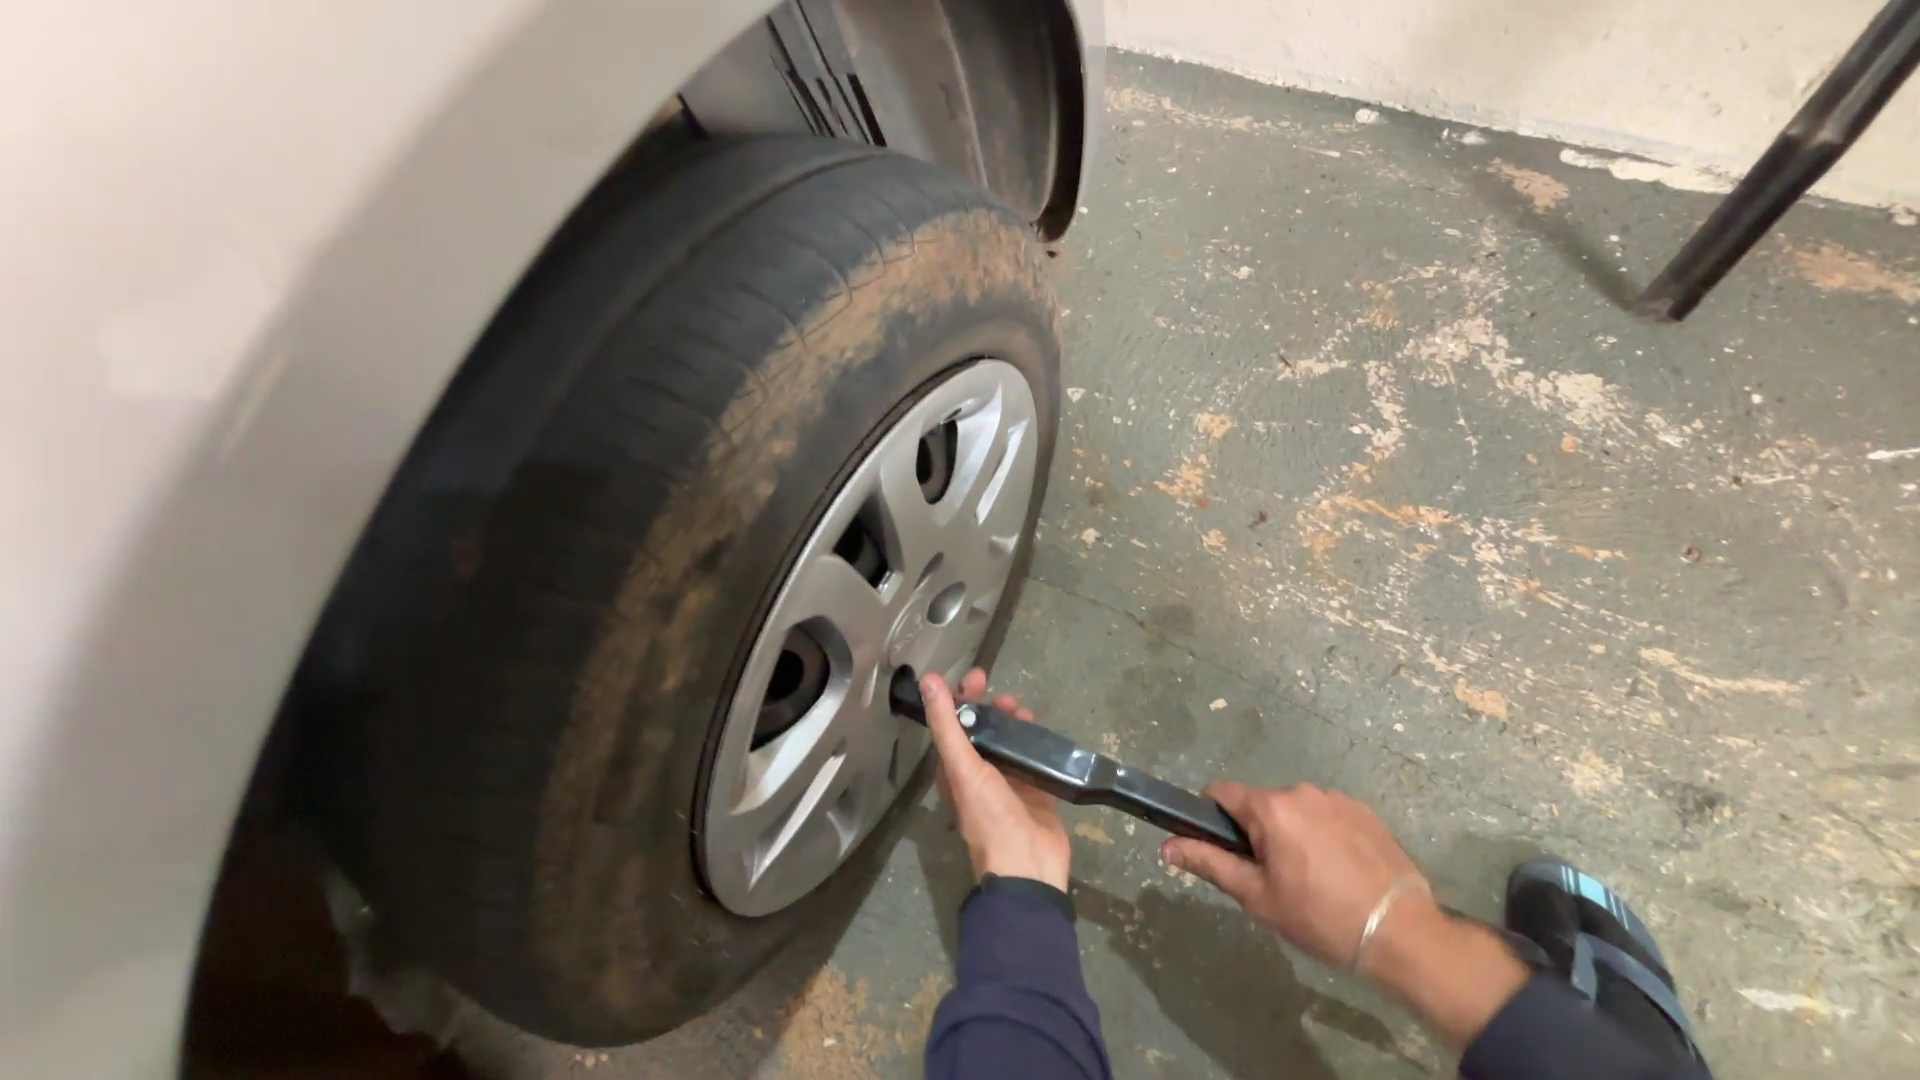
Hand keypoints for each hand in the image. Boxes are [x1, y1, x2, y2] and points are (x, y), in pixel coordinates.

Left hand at [921, 670, 1070, 890]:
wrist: (1027, 865)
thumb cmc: (989, 817)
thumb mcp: (962, 768)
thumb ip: (947, 725)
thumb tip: (928, 681)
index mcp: (954, 772)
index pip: (953, 726)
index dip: (960, 700)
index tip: (975, 676)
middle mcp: (979, 775)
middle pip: (981, 732)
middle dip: (988, 707)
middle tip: (1002, 690)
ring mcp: (1009, 782)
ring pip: (1007, 742)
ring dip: (1011, 722)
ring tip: (1021, 708)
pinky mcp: (1035, 790)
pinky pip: (1033, 757)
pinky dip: (1035, 740)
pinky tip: (1039, 729)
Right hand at [1161, 781, 1527, 1048]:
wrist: (1402, 934)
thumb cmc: (1319, 917)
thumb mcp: (1257, 896)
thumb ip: (1209, 863)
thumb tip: (1165, 845)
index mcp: (1270, 807)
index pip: (1220, 792)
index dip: (1211, 817)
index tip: (1222, 849)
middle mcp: (1301, 791)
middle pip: (1260, 804)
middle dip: (1257, 832)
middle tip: (1272, 878)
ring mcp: (1337, 799)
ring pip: (1295, 810)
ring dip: (1291, 833)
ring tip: (1311, 878)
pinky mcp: (1366, 812)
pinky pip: (1327, 815)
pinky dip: (1323, 835)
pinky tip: (1339, 871)